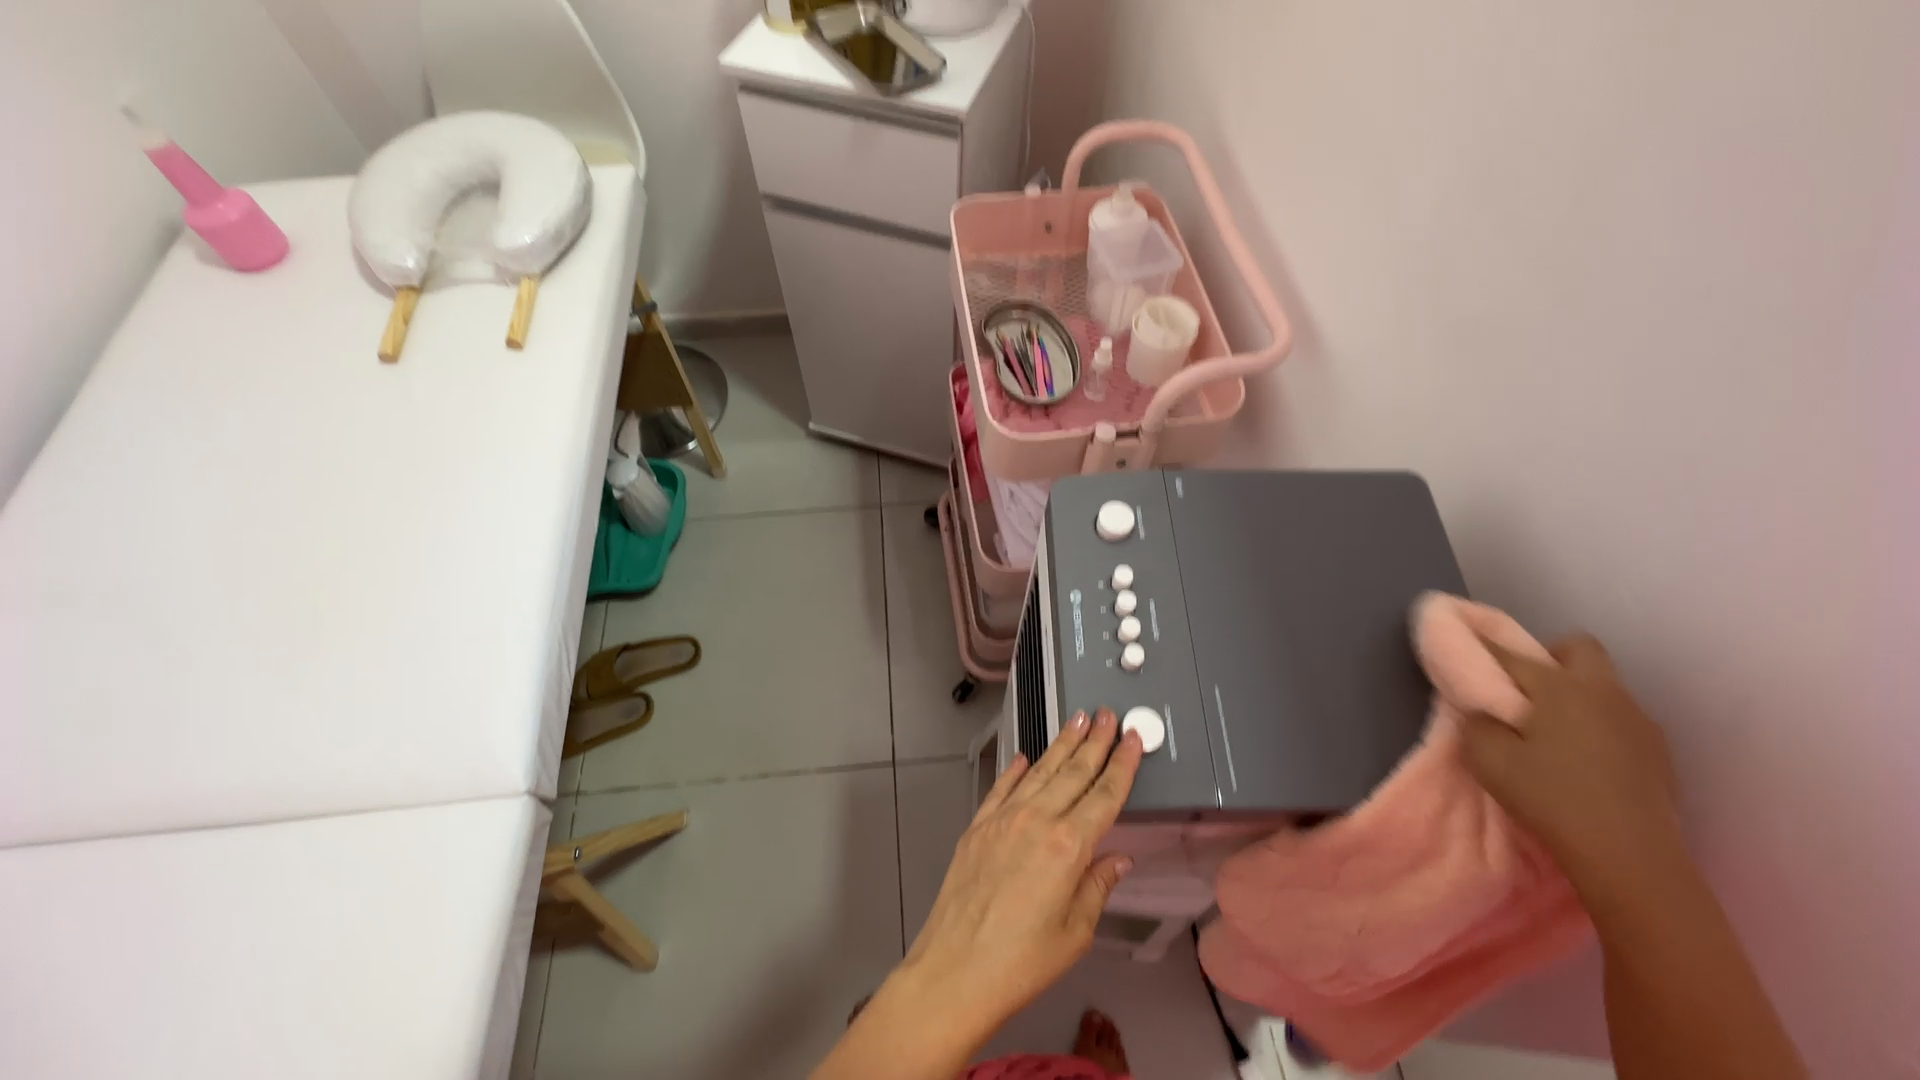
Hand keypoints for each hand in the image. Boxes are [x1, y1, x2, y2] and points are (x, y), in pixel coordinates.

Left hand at [901, 708, 1143, 1040]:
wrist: (955, 970)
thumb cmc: (1022, 962)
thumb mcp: (1075, 932)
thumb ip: (1098, 886)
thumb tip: (1118, 858)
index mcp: (1068, 847)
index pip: (1105, 795)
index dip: (1122, 765)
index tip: (1133, 738)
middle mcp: (1036, 822)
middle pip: (1073, 773)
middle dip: (1094, 740)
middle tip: (1106, 713)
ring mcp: (1002, 821)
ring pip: (1039, 772)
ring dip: (1061, 745)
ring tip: (1076, 719)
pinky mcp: (977, 828)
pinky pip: (1001, 789)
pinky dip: (1016, 770)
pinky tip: (1026, 758)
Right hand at [1461, 635, 1685, 898]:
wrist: (1630, 854)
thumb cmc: (1551, 798)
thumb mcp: (1488, 761)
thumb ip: (1476, 724)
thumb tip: (1483, 712)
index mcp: (1560, 687)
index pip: (1511, 654)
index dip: (1484, 649)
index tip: (1465, 648)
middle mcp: (1603, 692)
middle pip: (1578, 648)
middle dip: (1549, 658)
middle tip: (1526, 690)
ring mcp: (1638, 720)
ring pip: (1604, 685)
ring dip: (1577, 695)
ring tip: (1554, 733)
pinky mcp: (1659, 751)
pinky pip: (1621, 719)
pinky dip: (1599, 726)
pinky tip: (1585, 761)